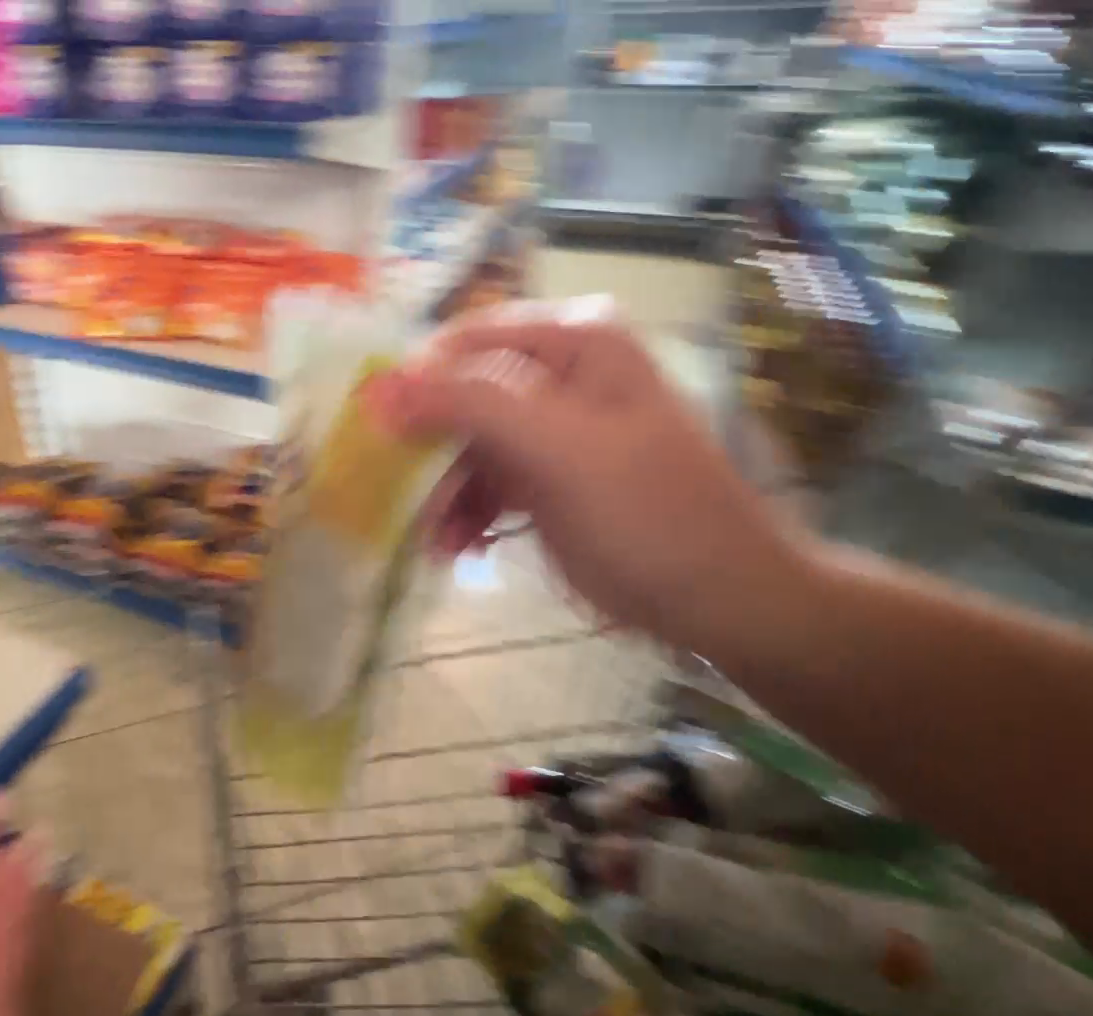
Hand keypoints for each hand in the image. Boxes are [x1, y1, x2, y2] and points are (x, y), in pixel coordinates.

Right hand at [368, 296, 813, 655]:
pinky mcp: (542, 476)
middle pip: (455, 397)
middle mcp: (557, 374)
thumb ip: (467, 406)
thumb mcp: (558, 449)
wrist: (716, 596)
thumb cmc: (647, 514)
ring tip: (438, 541)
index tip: (376, 440)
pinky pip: (479, 482)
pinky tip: (461, 548)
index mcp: (572, 342)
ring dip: (440, 494)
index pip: (461, 342)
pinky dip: (463, 515)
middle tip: (404, 500)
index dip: (413, 386)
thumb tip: (377, 387)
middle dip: (426, 454)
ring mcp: (548, 428)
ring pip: (460, 446)